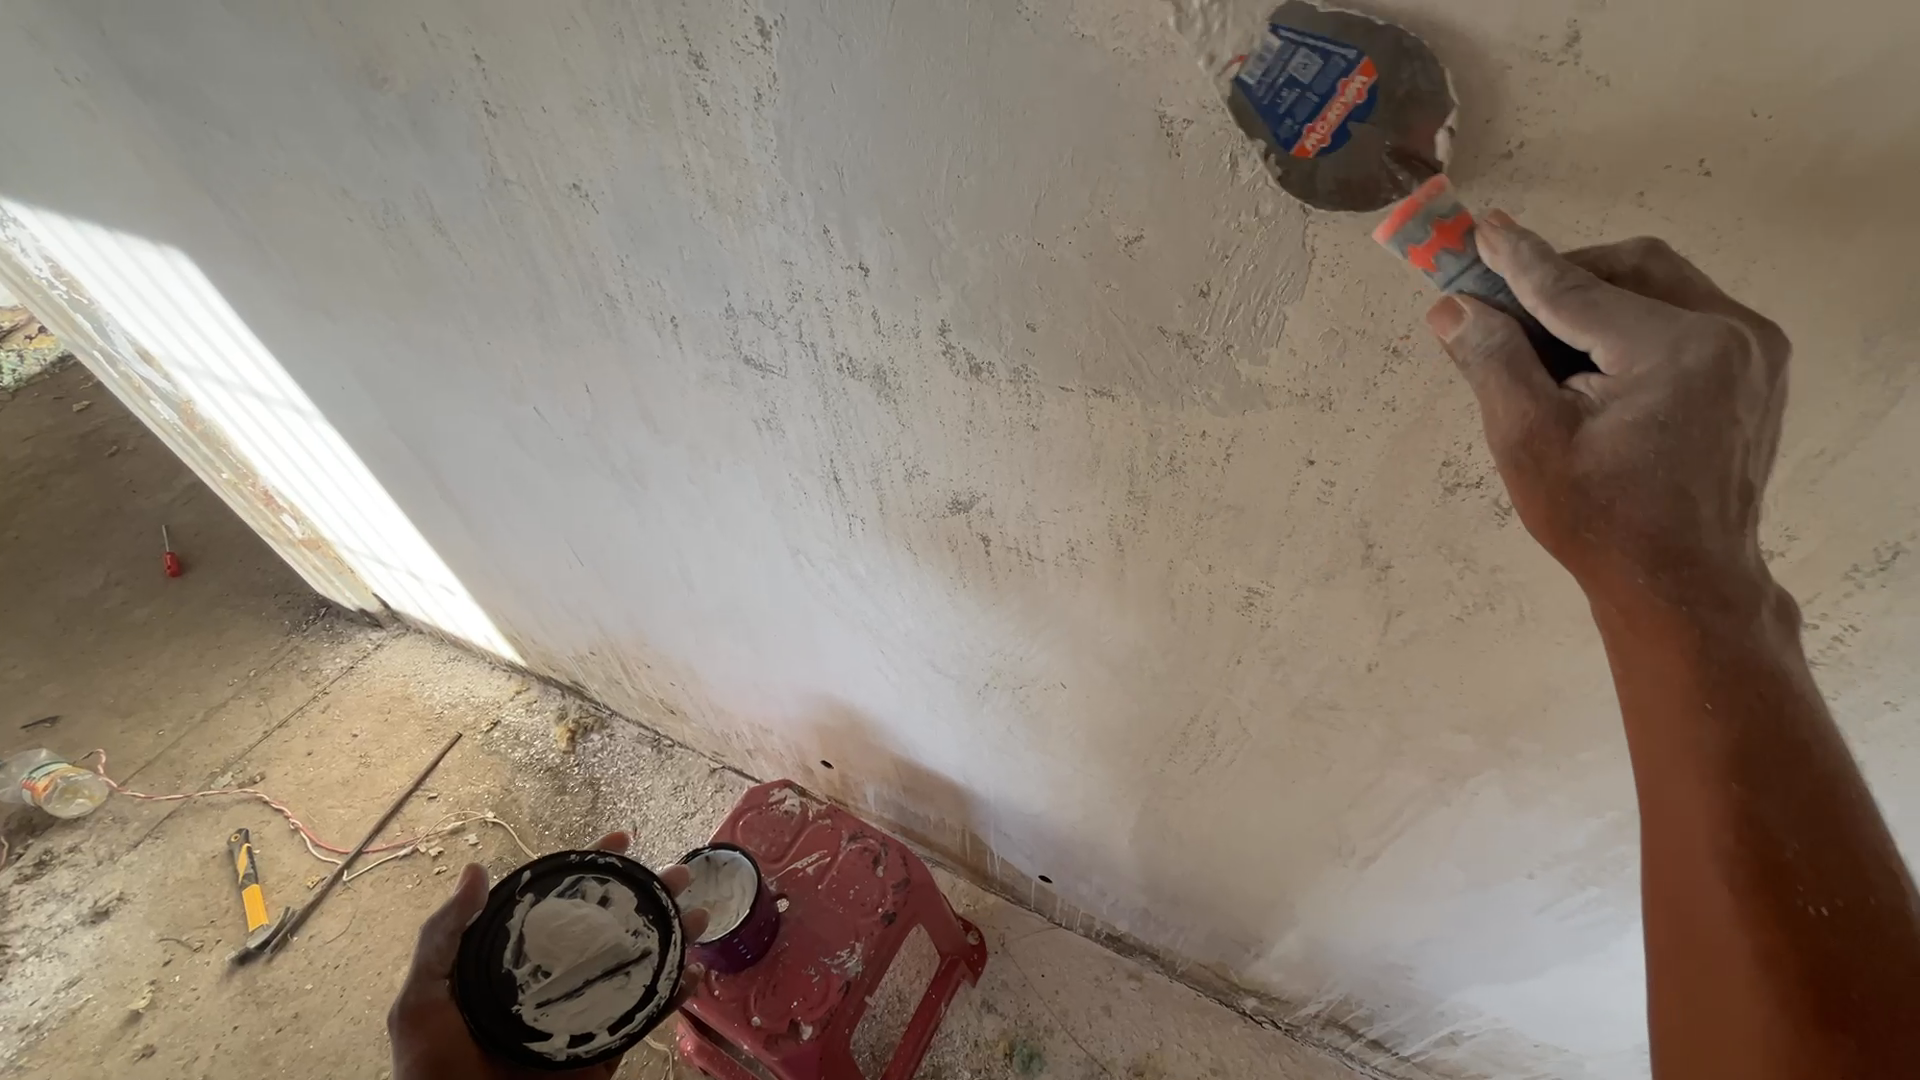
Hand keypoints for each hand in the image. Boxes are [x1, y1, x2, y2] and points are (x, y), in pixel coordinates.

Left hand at [388, 831, 709, 1079]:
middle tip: (681, 874)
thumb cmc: (436, 1073)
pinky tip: (693, 972)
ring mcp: (589, 1008)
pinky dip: (677, 991)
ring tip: (701, 914)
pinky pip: (651, 1011)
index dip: (594, 865)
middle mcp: (562, 974)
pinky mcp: (610, 1043)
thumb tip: (476, 870)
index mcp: (522, 958)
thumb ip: (443, 940)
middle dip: (652, 891)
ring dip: (676, 932)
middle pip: (616, 920)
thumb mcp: (422, 1005)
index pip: (564, 898)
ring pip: (643, 957)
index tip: (623, 838)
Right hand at [1426, 212, 1791, 612]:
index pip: (1574, 287)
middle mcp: (1732, 332)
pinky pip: (1680, 316)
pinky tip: (1584, 363)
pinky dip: (1622, 322)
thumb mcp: (1525, 439)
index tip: (1479, 228)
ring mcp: (1753, 350)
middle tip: (1500, 304)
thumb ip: (1491, 361)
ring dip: (1590, 297)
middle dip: (1559, 275)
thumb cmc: (1596, 516)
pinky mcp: (1752, 371)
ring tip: (1536, 341)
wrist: (1679, 578)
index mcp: (1677, 347)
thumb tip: (1453, 308)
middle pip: (1631, 267)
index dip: (1516, 258)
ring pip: (1659, 286)